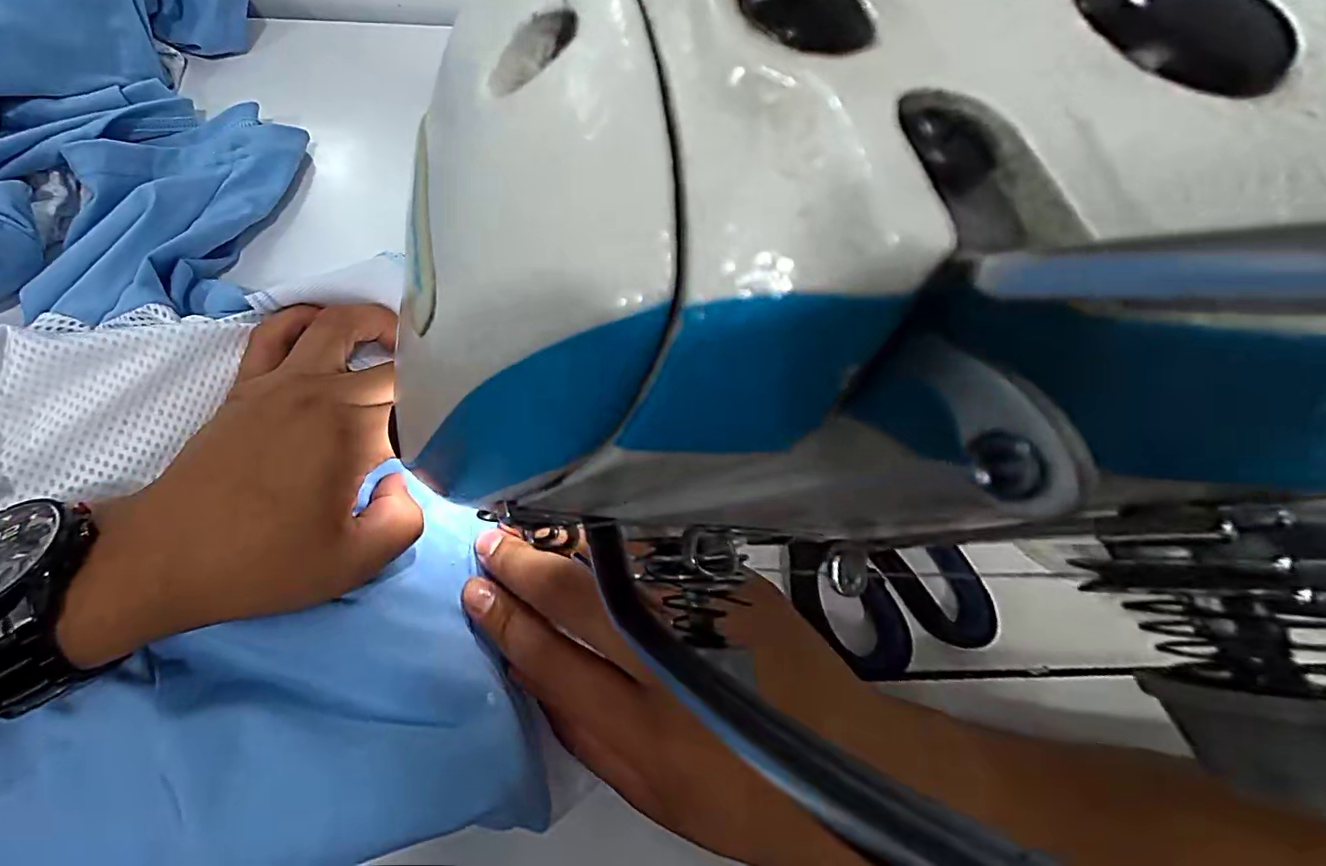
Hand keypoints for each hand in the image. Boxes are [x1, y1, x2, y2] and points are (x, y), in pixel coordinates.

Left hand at [57, 305, 424, 667]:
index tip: (449, 441)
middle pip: (387, 361)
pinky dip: (305, 318)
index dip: (443, 416)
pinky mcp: (247, 383)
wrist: (170, 555)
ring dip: (372, 323)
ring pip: (334, 322)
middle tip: (439, 401)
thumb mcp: (351, 564)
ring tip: (394, 343)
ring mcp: (278, 379)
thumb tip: (402, 481)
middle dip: (422, 375)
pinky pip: (277, 331)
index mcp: (351, 431)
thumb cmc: (261, 563)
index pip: (418, 401)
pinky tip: (322, 331)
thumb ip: (402, 520)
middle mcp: (319, 389)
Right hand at [462, 532, 876, 865]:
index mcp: (646, 728)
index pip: (550, 657)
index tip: (474, 594)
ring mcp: (702, 609)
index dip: (504, 621)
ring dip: (556, 542)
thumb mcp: (652, 792)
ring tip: (521, 530)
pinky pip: (648, 550)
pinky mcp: (727, 580)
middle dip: (520, 565)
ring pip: (607, 562)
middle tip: (487, 545)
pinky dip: (605, 540)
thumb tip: (528, 674)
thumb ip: (582, 732)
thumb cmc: (744, 796)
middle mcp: (670, 659)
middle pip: (572, 596)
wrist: (851, 761)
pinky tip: (582, 534)